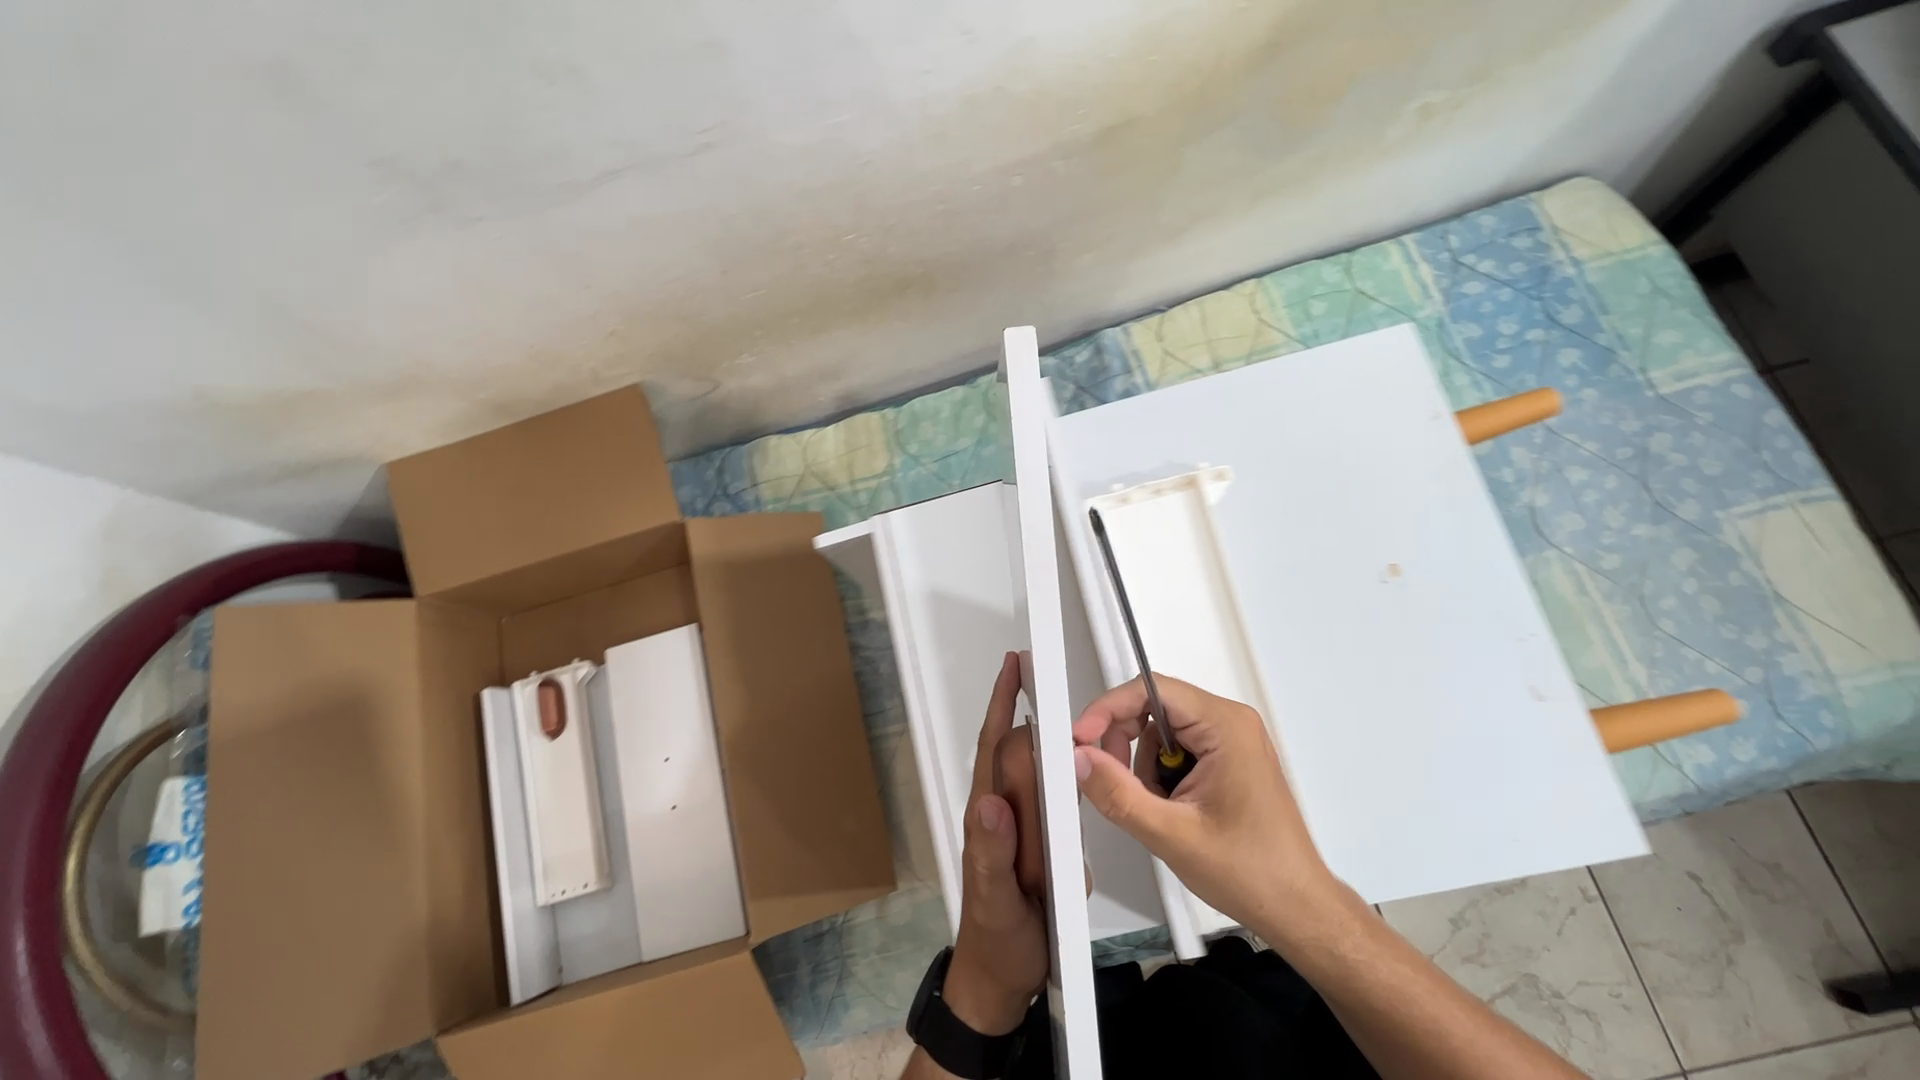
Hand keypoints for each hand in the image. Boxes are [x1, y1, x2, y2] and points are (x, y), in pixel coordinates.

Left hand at [945, 652, 1048, 1035]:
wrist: (1004, 978)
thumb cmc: (997, 940)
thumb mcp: (994, 901)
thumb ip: (991, 856)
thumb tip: (991, 801)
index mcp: (988, 815)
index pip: (996, 748)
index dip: (1003, 704)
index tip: (1017, 666)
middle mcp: (1001, 812)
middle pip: (1014, 749)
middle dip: (1026, 708)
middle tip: (1045, 672)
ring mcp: (1019, 827)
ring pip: (1034, 771)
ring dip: (1047, 740)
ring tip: (1069, 717)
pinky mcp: (1038, 845)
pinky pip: (1053, 803)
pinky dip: (1064, 779)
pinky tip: (1078, 772)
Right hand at [1071, 674, 1346, 946]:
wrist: (1296, 906)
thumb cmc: (1253, 872)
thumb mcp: (1171, 834)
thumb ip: (1118, 794)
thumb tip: (1081, 759)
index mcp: (1226, 727)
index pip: (1151, 689)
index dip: (1108, 709)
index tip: (1082, 737)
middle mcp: (1231, 724)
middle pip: (1154, 707)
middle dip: (1124, 742)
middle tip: (1113, 781)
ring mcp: (1231, 742)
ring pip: (1160, 733)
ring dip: (1144, 767)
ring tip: (1159, 810)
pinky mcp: (1228, 761)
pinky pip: (1177, 751)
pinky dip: (1161, 777)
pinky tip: (1171, 810)